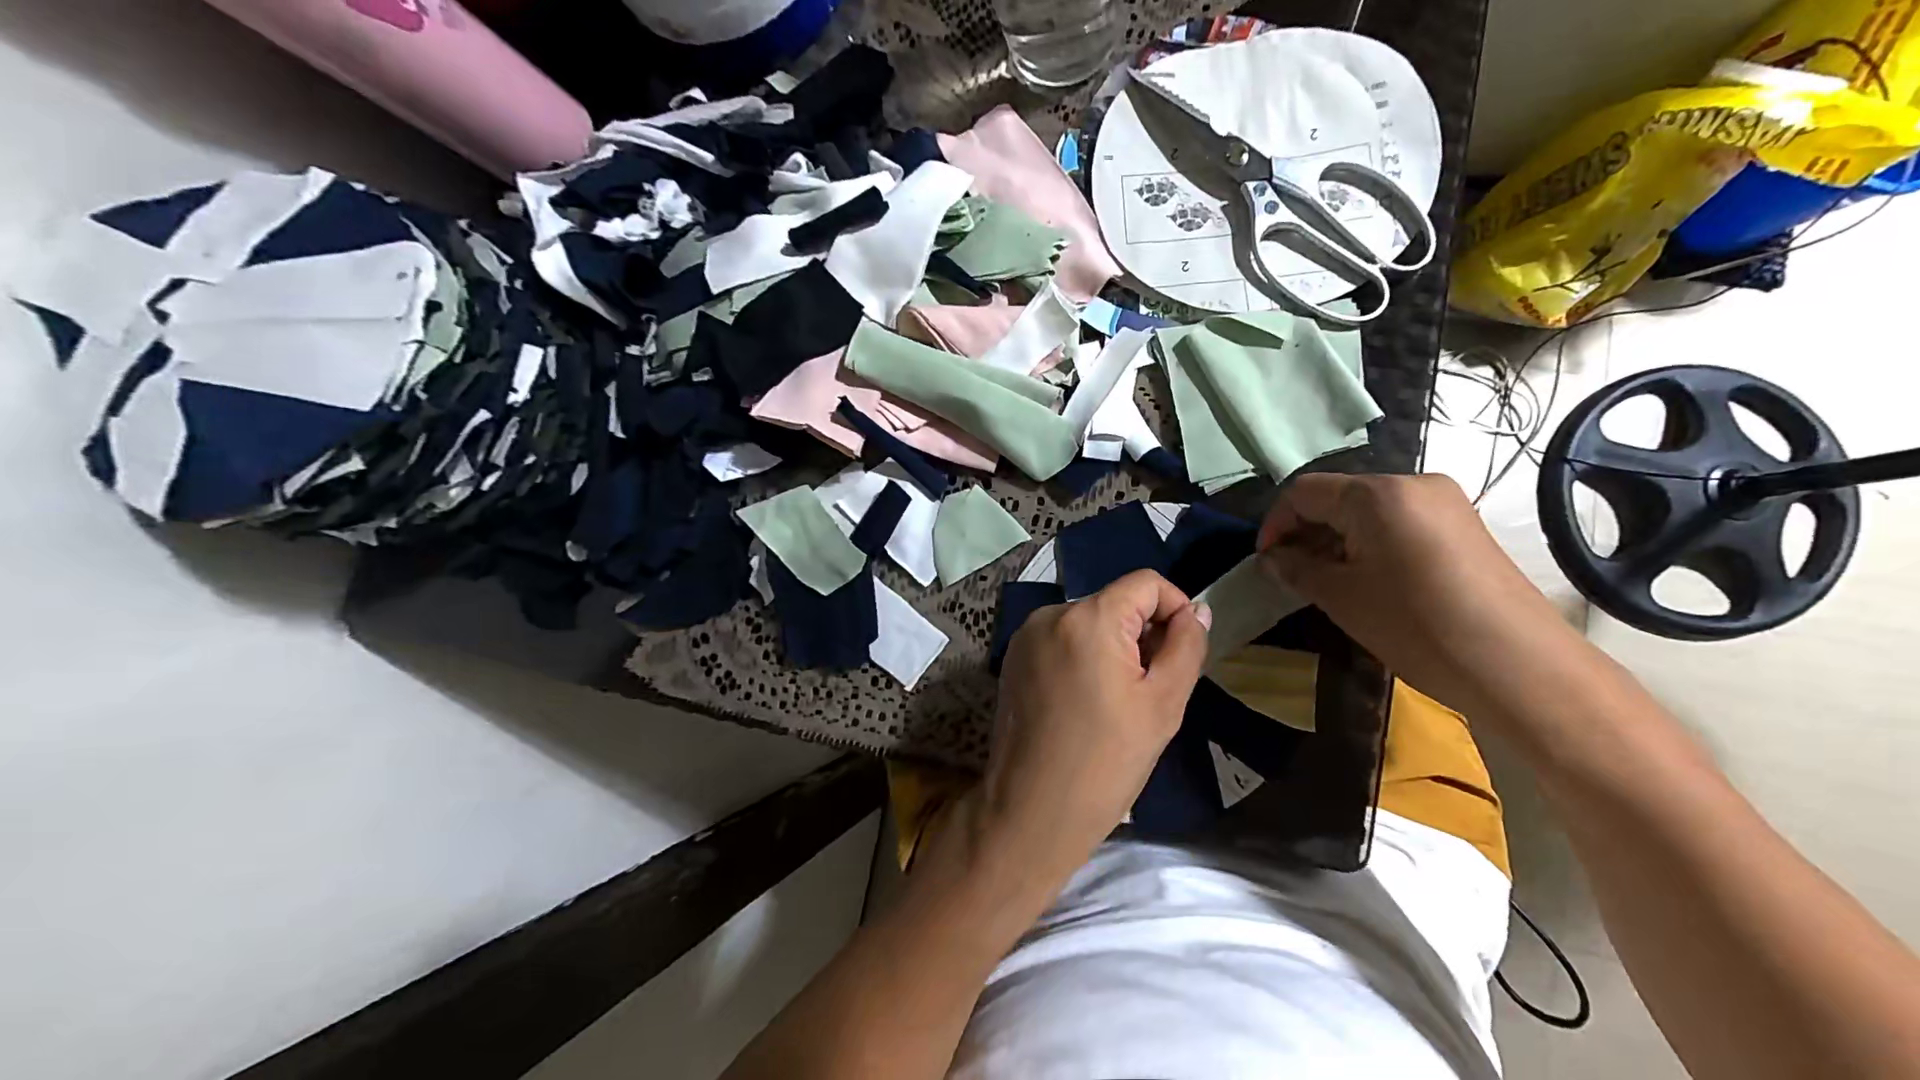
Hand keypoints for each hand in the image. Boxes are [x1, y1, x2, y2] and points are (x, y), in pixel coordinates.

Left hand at [978, 570, 1210, 875]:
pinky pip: (1062, 641)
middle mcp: (1050, 614)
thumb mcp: (1163, 704)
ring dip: (1114, 649)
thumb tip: (1196, 611)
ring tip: (1116, 704)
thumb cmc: (1105, 761)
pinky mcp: (1013, 659)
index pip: (1145, 582)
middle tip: (1149, 690)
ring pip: (1089, 623)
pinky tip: (1086, 705)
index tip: (1181, 653)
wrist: (1031, 809)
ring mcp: (1025, 636)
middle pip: (1115, 602)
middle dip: (1142, 635)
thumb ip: (1186, 647)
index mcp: (1088, 618)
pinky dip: (1084, 658)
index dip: (1174, 608)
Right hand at [1256, 472, 1582, 718]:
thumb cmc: (1416, 625)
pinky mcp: (1463, 527)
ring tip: (1326, 581)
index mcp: (1377, 494)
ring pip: (1368, 511)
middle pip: (1338, 497)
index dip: (1275, 524)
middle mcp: (1413, 483)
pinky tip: (1367, 580)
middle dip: (1306, 531)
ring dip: (1336, 539)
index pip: (1303, 492)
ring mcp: (1445, 503)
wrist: (1519, 666)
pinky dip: (1369, 544)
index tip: (1265, 562)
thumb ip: (1297, 569)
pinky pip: (1398, 523)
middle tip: (1291, 574)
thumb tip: (1272, 559)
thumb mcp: (1342, 598)